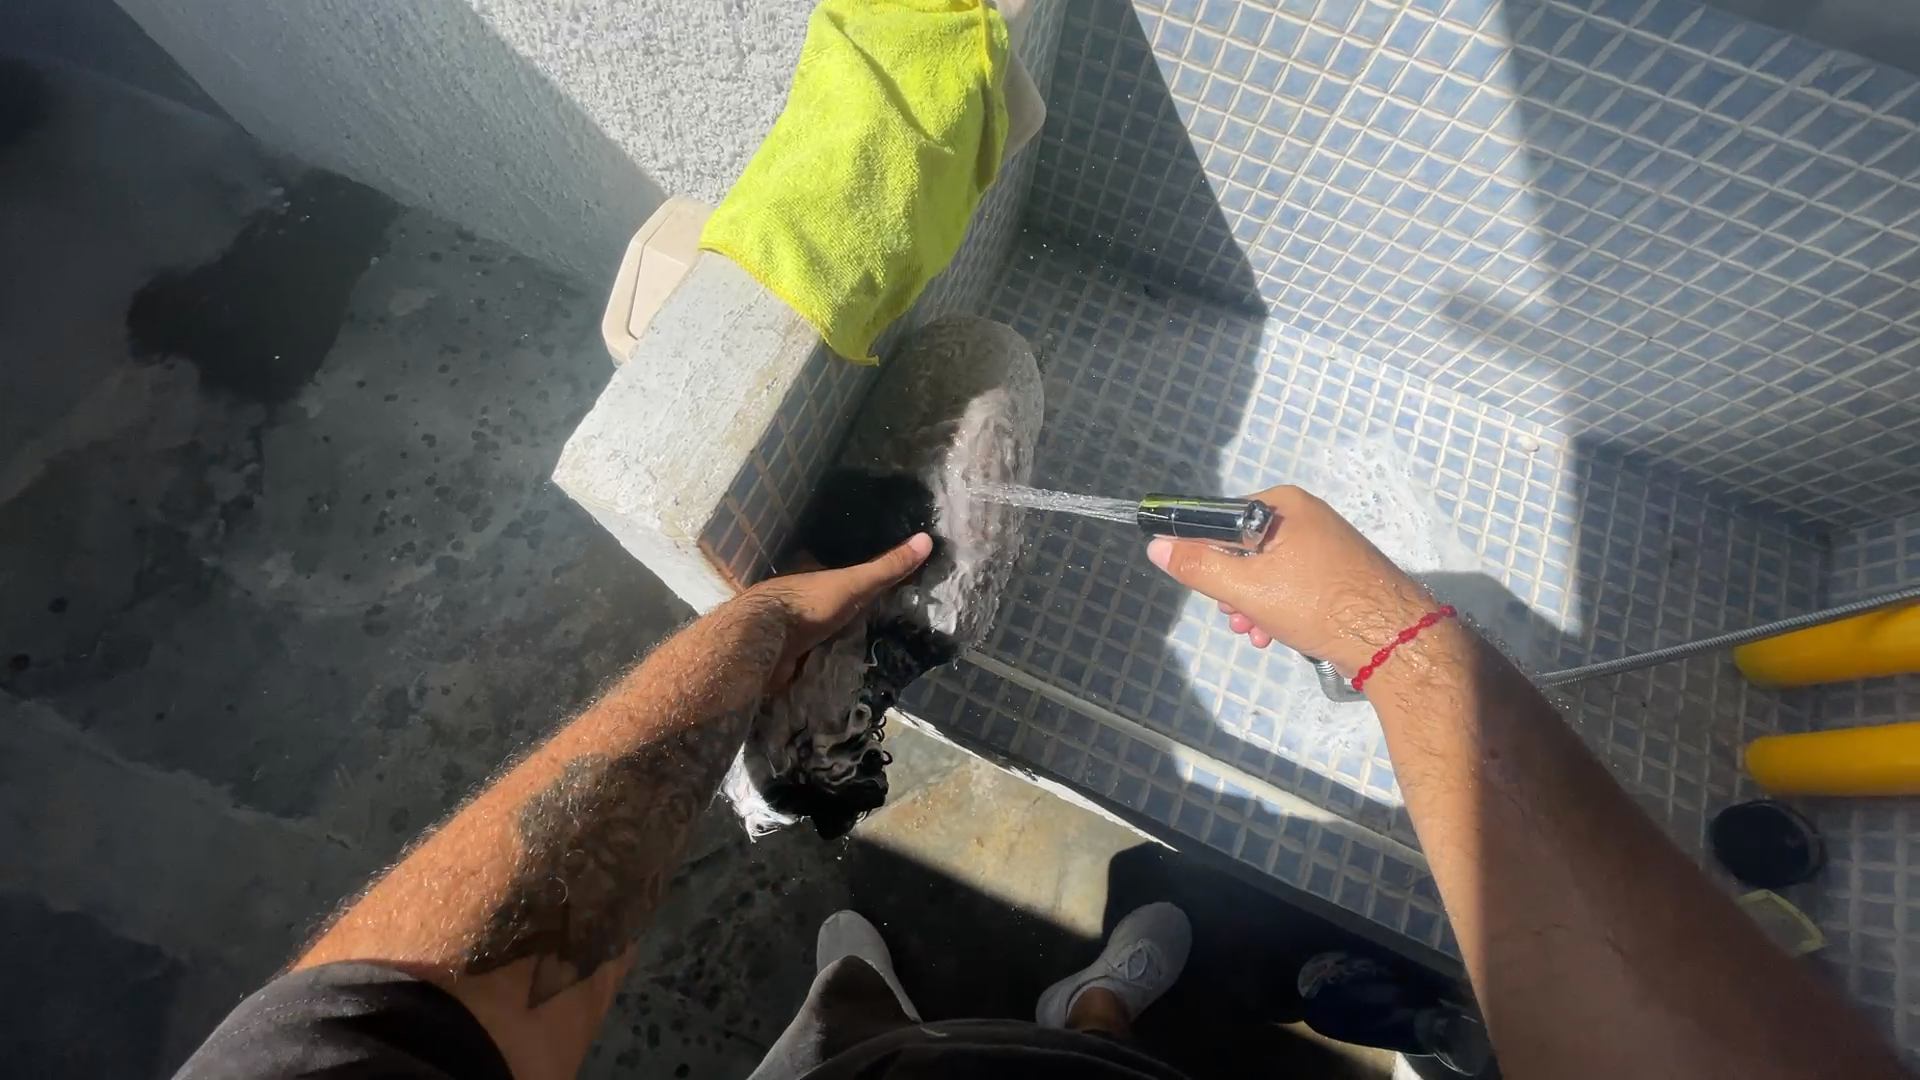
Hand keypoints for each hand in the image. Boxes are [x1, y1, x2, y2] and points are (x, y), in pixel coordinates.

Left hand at [743, 533, 933, 690]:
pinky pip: (807, 658)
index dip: (856, 581)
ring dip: (831, 640)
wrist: (763, 641)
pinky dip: (819, 661)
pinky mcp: (783, 657)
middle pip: (826, 605)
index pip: (838, 576)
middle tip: (876, 626)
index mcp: (812, 577)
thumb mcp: (855, 584)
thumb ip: (887, 568)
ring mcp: (786, 629)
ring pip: (815, 632)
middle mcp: (797, 600)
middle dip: (844, 613)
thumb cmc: (810, 604)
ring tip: (861, 653)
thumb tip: (927, 539)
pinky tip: (835, 670)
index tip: (876, 591)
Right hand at [1145, 486, 1433, 673]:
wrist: (1395, 642)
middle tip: (1233, 614)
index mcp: (1282, 505)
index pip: (1218, 519)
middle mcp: (1303, 516)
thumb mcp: (1246, 587)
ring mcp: (1322, 545)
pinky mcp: (1334, 573)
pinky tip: (1274, 635)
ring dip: (1249, 603)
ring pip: (1263, 571)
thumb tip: (1155, 546)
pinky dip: (1274, 607)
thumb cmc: (1317, 604)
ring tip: (1255, 632)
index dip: (1201, 550)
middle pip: (1240, 548)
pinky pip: (1288, 583)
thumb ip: (1198, 565)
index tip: (1198, 581)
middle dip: (1229, 586)